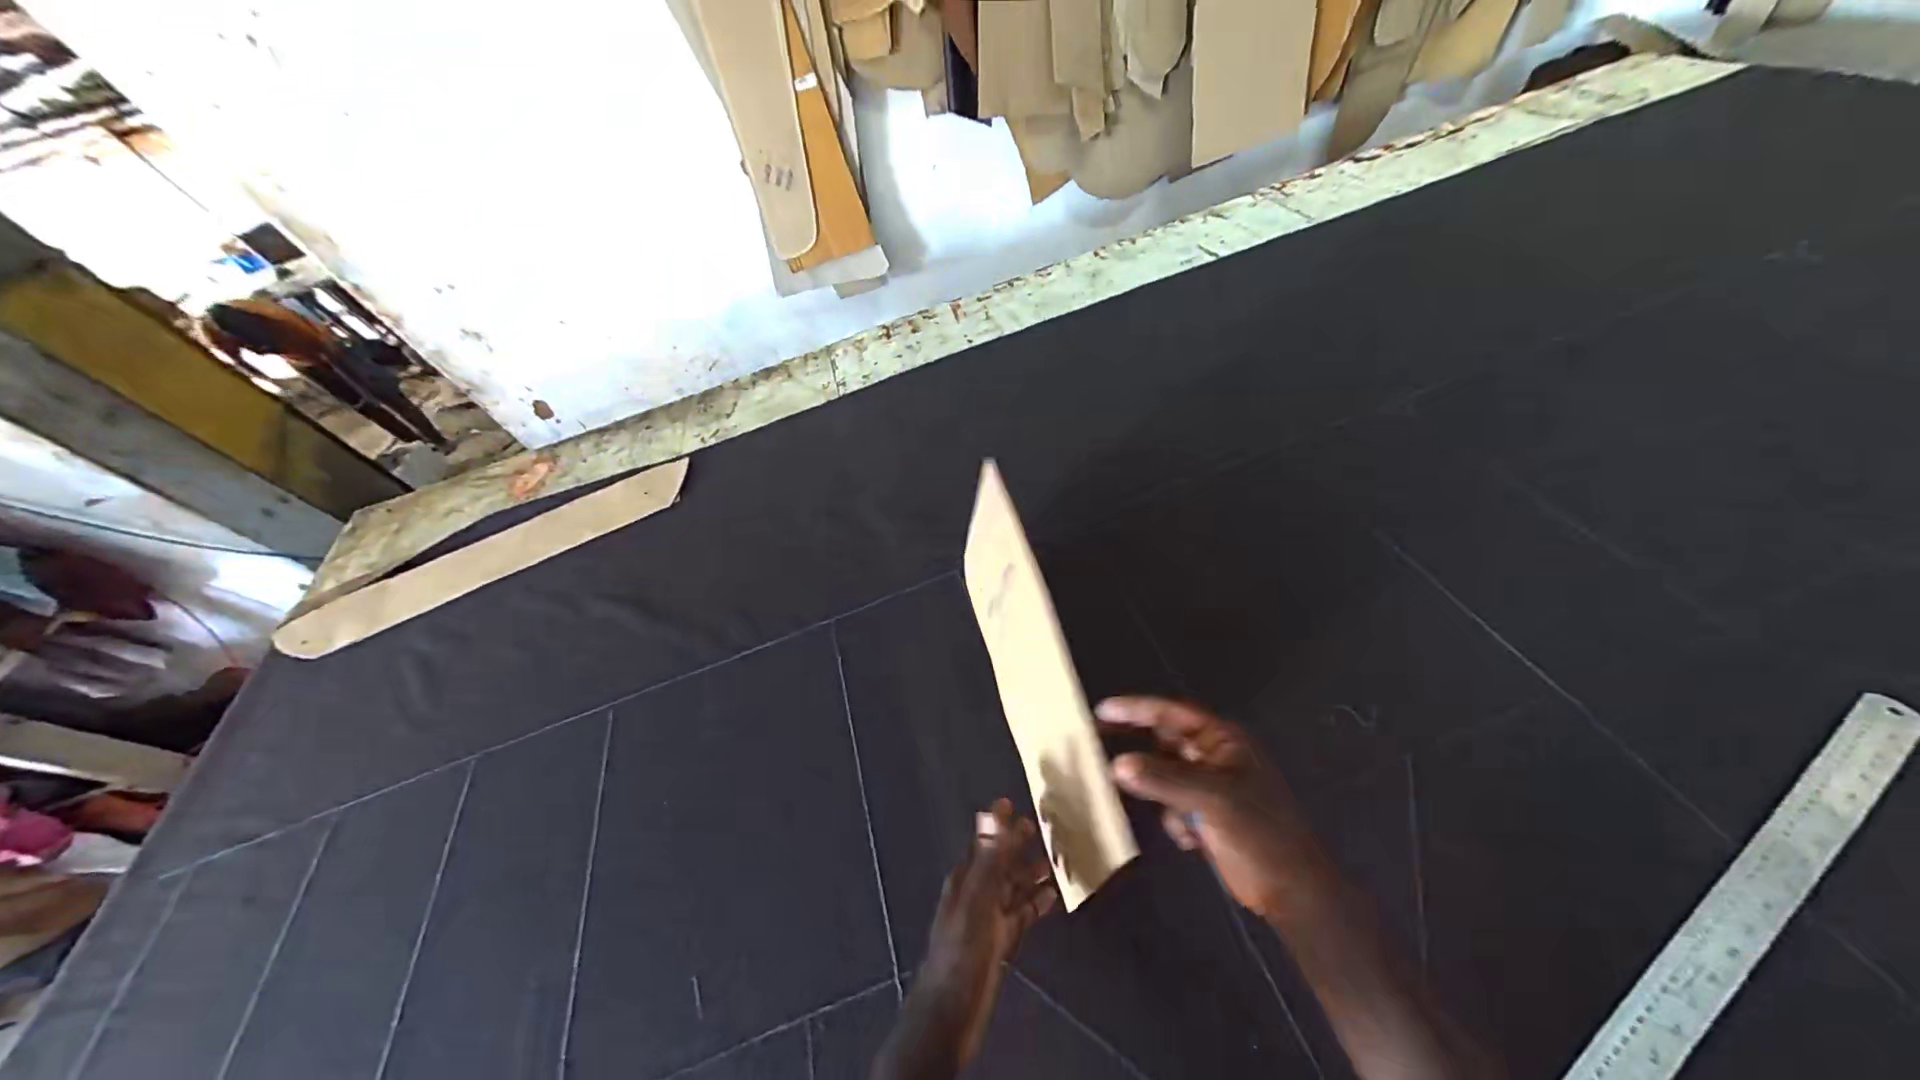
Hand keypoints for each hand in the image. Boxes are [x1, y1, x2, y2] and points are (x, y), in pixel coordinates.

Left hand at [920, 799, 1056, 1064]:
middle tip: (1045, 829)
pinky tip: (1054, 897)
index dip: (997, 824)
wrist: (952, 1010)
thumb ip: (989, 857)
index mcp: (965, 879)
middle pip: (1001, 863)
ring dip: (1032, 874)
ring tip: (1057, 861)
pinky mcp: (1002, 942)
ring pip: (1014, 888)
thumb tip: (992, 811)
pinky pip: (1022, 915)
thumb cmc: (961, 949)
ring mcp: (990, 919)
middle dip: (1019, 846)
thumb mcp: (976, 899)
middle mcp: (977, 894)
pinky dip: (1036, 903)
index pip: (984, 842)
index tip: (1012, 803)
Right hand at [1098, 696, 1327, 920]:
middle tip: (1098, 743)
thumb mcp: (1212, 799)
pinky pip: (1171, 803)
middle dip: (1139, 749)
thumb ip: (1163, 779)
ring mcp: (1209, 787)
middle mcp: (1214, 757)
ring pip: (1164, 775)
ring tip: (1154, 805)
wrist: (1292, 890)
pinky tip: (1191, 839)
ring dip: (1156, 791)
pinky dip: (1172, 818)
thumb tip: (1117, 764)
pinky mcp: (1204, 815)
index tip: (1102, 710)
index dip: (1137, 708)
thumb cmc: (1261, 832)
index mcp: (1223, 741)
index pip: (1173, 714)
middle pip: (1164, 742)